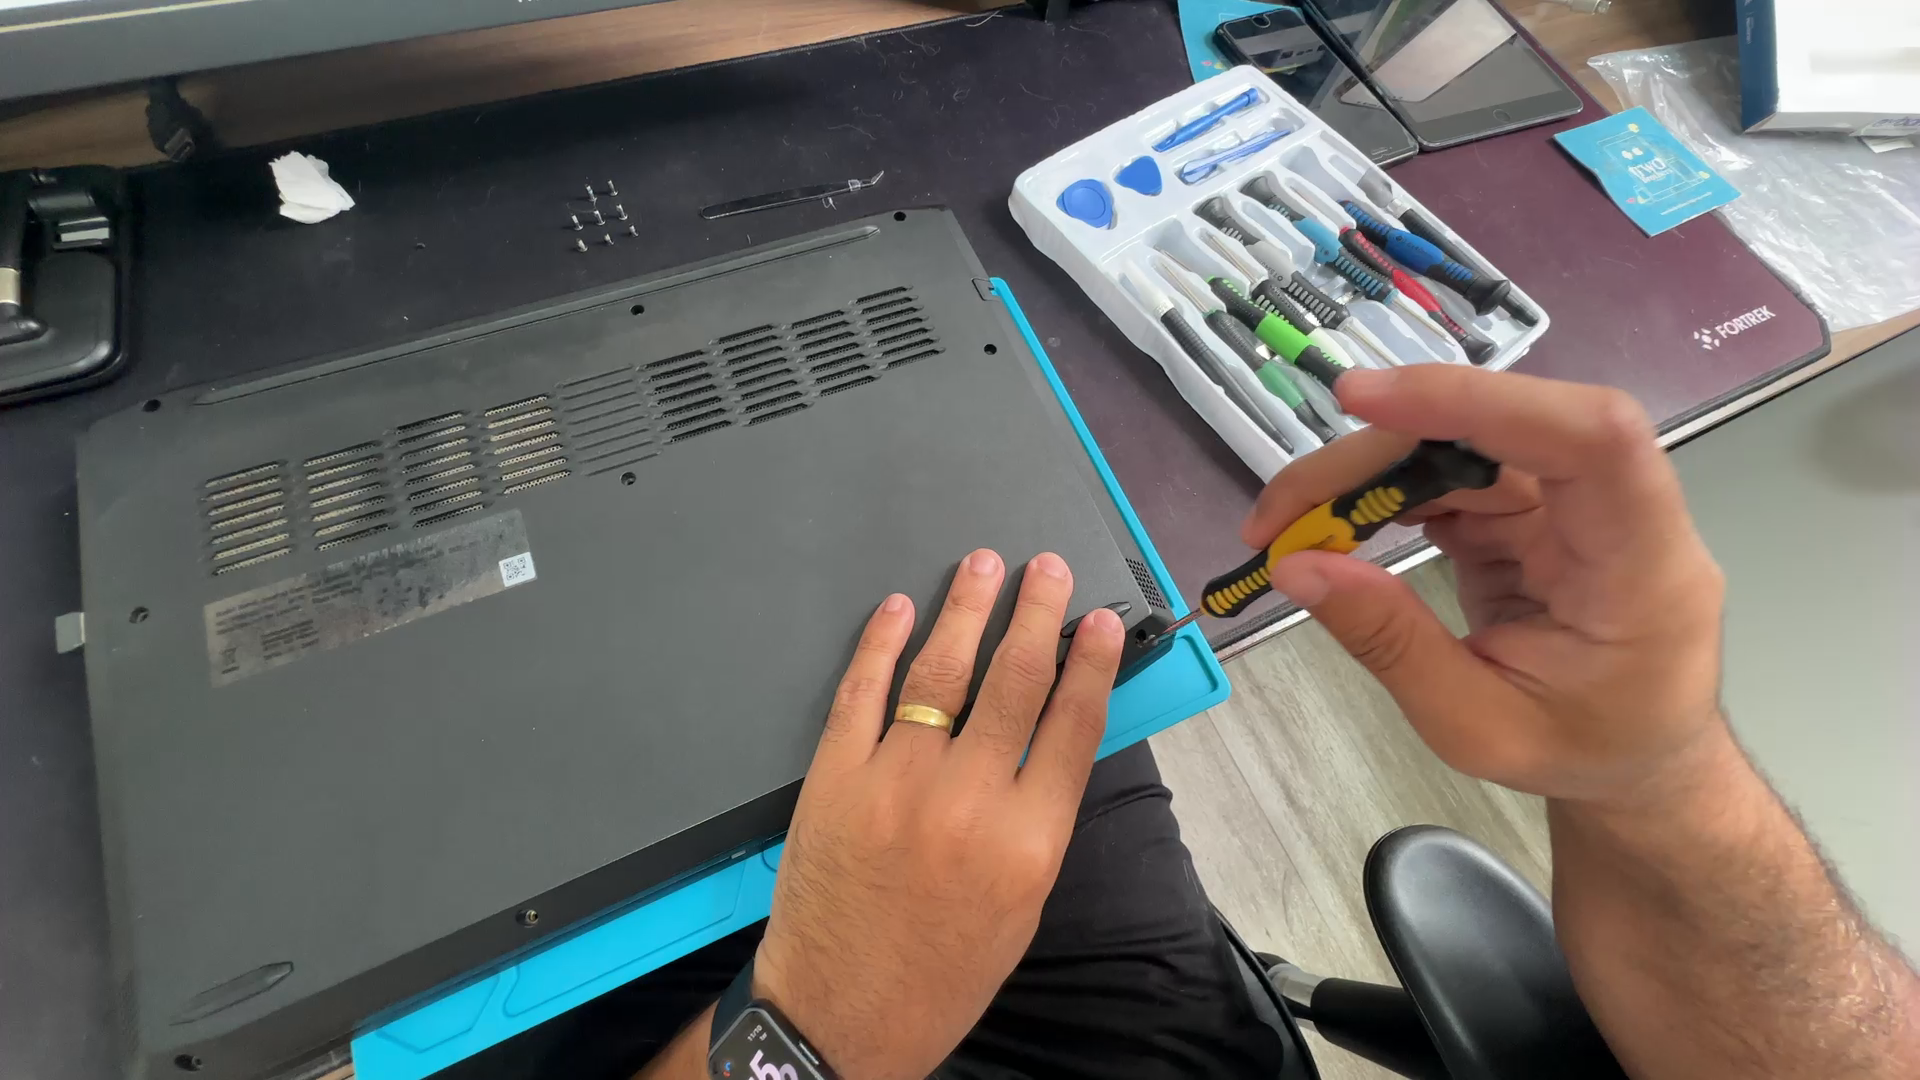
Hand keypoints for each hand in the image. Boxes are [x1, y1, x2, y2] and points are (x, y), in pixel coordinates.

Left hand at [751, 549, 1125, 1079]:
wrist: (843, 1011)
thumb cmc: (947, 965)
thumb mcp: (1023, 898)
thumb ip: (1039, 811)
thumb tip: (1052, 724)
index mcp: (1028, 841)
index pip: (1072, 725)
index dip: (1089, 663)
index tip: (1097, 621)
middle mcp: (967, 802)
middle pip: (1012, 683)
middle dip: (1034, 615)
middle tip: (1046, 568)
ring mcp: (895, 784)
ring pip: (939, 674)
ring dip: (966, 611)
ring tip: (983, 566)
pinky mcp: (834, 777)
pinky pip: (861, 693)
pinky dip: (880, 644)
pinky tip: (899, 609)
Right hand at [1242, 365, 1726, 807]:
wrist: (1634, 759)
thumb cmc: (1580, 751)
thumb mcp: (1473, 725)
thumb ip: (1389, 643)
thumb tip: (1294, 567)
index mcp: (1640, 568)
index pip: (1588, 439)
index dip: (1476, 399)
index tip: (1360, 400)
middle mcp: (1608, 513)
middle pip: (1483, 438)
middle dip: (1364, 463)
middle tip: (1272, 518)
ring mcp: (1562, 505)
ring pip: (1447, 450)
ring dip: (1354, 479)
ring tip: (1283, 530)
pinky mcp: (1522, 510)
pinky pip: (1436, 479)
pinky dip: (1370, 497)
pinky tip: (1326, 530)